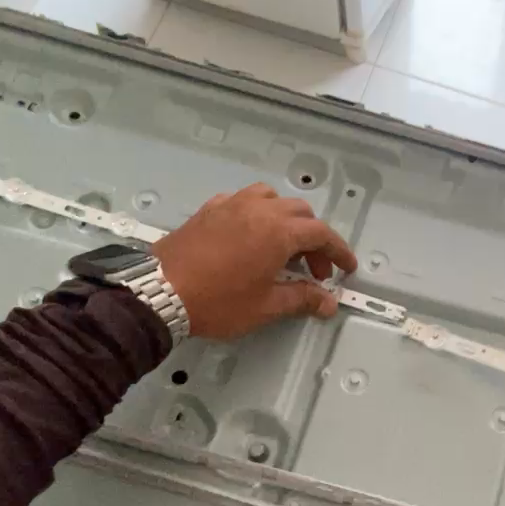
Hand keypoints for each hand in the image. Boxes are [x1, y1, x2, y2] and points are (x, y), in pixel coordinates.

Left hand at [152, 183, 358, 339]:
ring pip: (272, 199)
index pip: (321, 234)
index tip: (346, 269)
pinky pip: (244, 201)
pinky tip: (251, 238)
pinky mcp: (209, 210)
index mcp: (278, 232)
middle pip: (300, 214)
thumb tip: (328, 302)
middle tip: (314, 271)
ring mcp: (232, 205)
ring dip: (287, 220)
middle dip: (314, 241)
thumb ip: (302, 299)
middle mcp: (259, 210)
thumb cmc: (218, 302)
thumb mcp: (266, 306)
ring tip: (284, 247)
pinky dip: (258, 214)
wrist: (159, 292)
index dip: (338, 252)